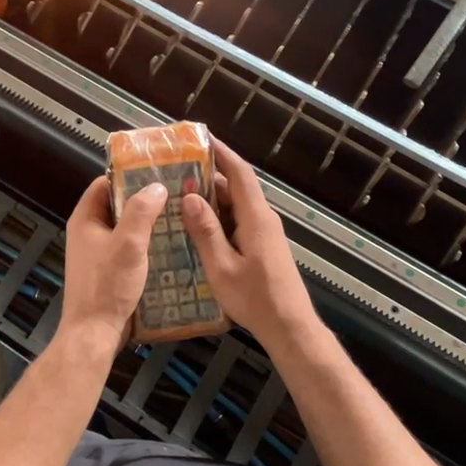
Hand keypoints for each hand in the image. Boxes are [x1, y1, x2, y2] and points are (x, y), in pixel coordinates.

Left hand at [59, 175, 167, 354]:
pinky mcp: (109, 272)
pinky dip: (147, 246)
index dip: (128, 175)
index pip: (104, 184)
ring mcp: (98, 254)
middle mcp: (89, 233)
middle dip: (144, 200)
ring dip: (149, 224)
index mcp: (85, 219)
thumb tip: (157, 185)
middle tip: (176, 193)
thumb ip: (141, 211)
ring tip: (179, 216)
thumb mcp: (128, 243)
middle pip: (117, 206)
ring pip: (126, 229)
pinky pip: (129, 250)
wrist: (94, 333)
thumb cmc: (107, 285)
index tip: (157, 171)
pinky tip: (171, 246)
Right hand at [181, 140, 316, 340]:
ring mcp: (264, 234)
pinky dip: (217, 218)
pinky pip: (237, 222)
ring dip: (210, 200)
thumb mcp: (222, 266)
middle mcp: (262, 219)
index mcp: (256, 218)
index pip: (240, 173)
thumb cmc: (255, 298)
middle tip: (176, 172)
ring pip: (235, 206)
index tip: (201, 138)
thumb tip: (190, 197)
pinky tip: (196, 227)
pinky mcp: (262, 247)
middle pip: (235, 188)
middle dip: (208, 176)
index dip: (222, 152)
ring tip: (178, 197)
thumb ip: (205, 231)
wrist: (289, 327)